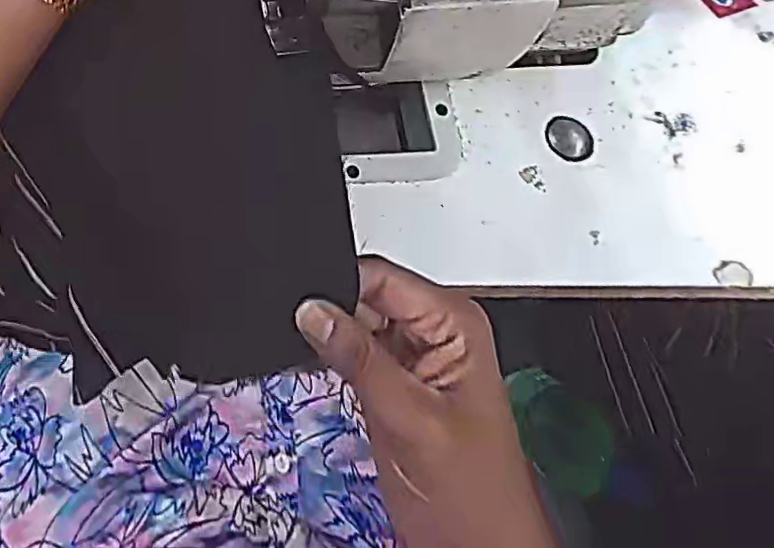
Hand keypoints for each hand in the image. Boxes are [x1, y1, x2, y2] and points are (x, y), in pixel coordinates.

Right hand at [295, 258, 557, 547]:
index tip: (302, 305)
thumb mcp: (409, 420)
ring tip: (317, 359)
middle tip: (307, 338)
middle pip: (367, 293)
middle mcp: (435, 326)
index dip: (340, 286)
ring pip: (357, 320)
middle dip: (334, 312)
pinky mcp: (396, 375)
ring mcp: (414, 351)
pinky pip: (356, 348)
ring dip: (334, 338)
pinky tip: (324, 369)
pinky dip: (336, 357)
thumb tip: (313, 310)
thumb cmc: (471, 496)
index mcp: (454, 320)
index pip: (383, 277)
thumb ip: (358, 359)